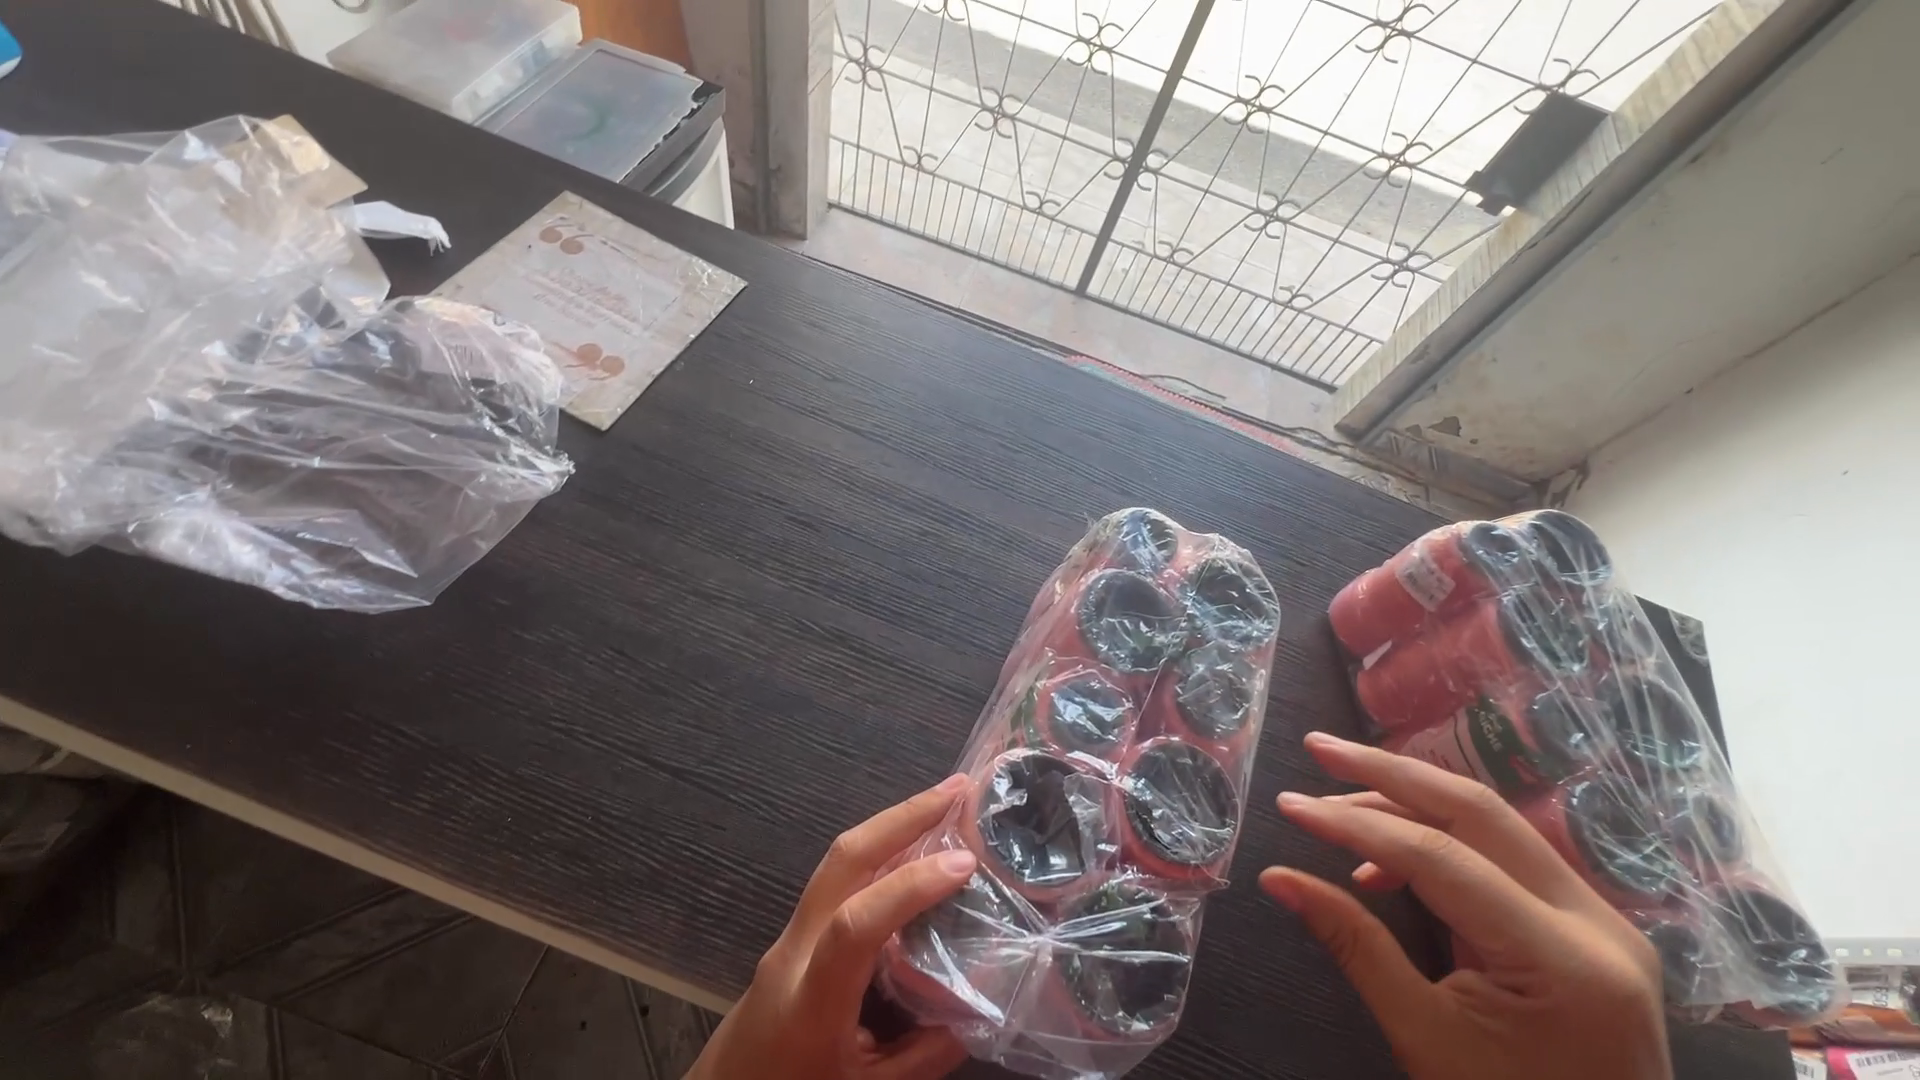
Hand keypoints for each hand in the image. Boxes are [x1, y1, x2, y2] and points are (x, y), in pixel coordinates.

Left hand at [687, 774, 977, 1079]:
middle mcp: (796, 948)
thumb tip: (980, 1009)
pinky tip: (912, 850)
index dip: (910, 887)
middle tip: (958, 788)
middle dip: (902, 816)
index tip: (964, 863)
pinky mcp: (793, 934)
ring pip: (838, 860)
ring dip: (892, 824)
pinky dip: (879, 851)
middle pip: (842, 860)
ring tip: (944, 803)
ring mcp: (790, 934)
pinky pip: (838, 878)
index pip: (856, 924)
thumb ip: (923, 1054)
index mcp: (811, 996)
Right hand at [1262, 732, 1669, 1079]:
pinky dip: (1438, 844)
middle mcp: (1597, 922)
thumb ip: (1353, 944)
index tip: (1289, 805)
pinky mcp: (1589, 925)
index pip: (1440, 858)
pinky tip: (1385, 867)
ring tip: (1336, 809)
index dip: (1354, 824)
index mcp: (1562, 959)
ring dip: (1409, 803)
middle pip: (1478, 812)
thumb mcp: (1423, 1035)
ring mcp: (1602, 920)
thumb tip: (1276, 877)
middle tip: (1318, 748)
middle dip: (1388, 773)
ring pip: (1493, 826)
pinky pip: (1504, 859)